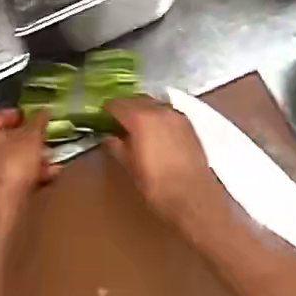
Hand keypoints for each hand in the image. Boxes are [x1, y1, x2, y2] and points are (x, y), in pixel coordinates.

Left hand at [0, 109, 55, 230]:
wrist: (1, 212)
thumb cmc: (13, 169)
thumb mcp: (32, 139)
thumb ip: (38, 122)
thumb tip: (43, 110)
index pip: (2, 116)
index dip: (22, 114)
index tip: (37, 116)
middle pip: (8, 139)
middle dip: (31, 140)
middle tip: (46, 140)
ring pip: (12, 159)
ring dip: (33, 158)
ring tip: (51, 161)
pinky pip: (12, 177)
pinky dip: (28, 174)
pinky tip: (46, 176)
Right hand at [101, 95, 230, 235]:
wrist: (192, 195)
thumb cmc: (156, 185)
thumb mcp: (131, 167)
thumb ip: (117, 147)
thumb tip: (108, 138)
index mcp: (141, 119)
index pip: (119, 104)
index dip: (108, 108)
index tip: (102, 115)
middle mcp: (160, 110)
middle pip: (138, 100)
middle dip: (126, 107)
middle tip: (117, 120)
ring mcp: (177, 115)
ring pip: (155, 104)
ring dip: (143, 109)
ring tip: (136, 125)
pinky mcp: (189, 124)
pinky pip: (168, 112)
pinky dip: (158, 115)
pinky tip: (155, 130)